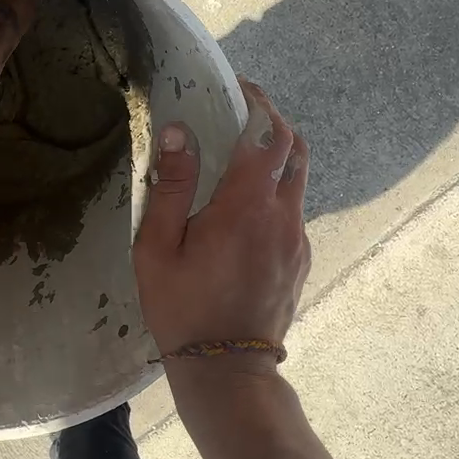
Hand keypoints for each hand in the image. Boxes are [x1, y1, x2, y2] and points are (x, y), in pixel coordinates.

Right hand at [134, 79, 309, 363]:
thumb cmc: (182, 304)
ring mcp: (297, 239)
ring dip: (277, 155)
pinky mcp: (300, 259)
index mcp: (246, 205)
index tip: (239, 87)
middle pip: (295, 149)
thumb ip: (172, 185)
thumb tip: (177, 130)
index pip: (269, 135)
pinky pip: (293, 208)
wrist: (227, 370)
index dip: (259, 104)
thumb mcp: (158, 245)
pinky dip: (276, 188)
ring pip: (298, 179)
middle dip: (273, 121)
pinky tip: (244, 204)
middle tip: (241, 111)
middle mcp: (282, 215)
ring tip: (240, 153)